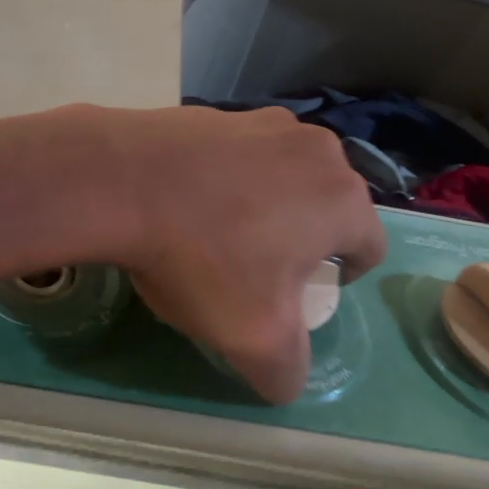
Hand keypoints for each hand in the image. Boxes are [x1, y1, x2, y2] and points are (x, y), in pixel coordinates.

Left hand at [103, 105, 386, 404]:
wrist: (121, 179)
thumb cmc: (203, 256)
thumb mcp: (255, 341)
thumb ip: (289, 371)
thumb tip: (286, 377)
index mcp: (342, 196)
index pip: (367, 249)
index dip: (336, 281)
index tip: (293, 296)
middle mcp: (316, 147)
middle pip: (325, 208)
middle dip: (300, 241)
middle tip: (256, 270)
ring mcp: (264, 120)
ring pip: (282, 178)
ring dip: (264, 206)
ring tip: (216, 235)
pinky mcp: (219, 111)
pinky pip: (239, 157)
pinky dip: (226, 181)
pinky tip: (187, 203)